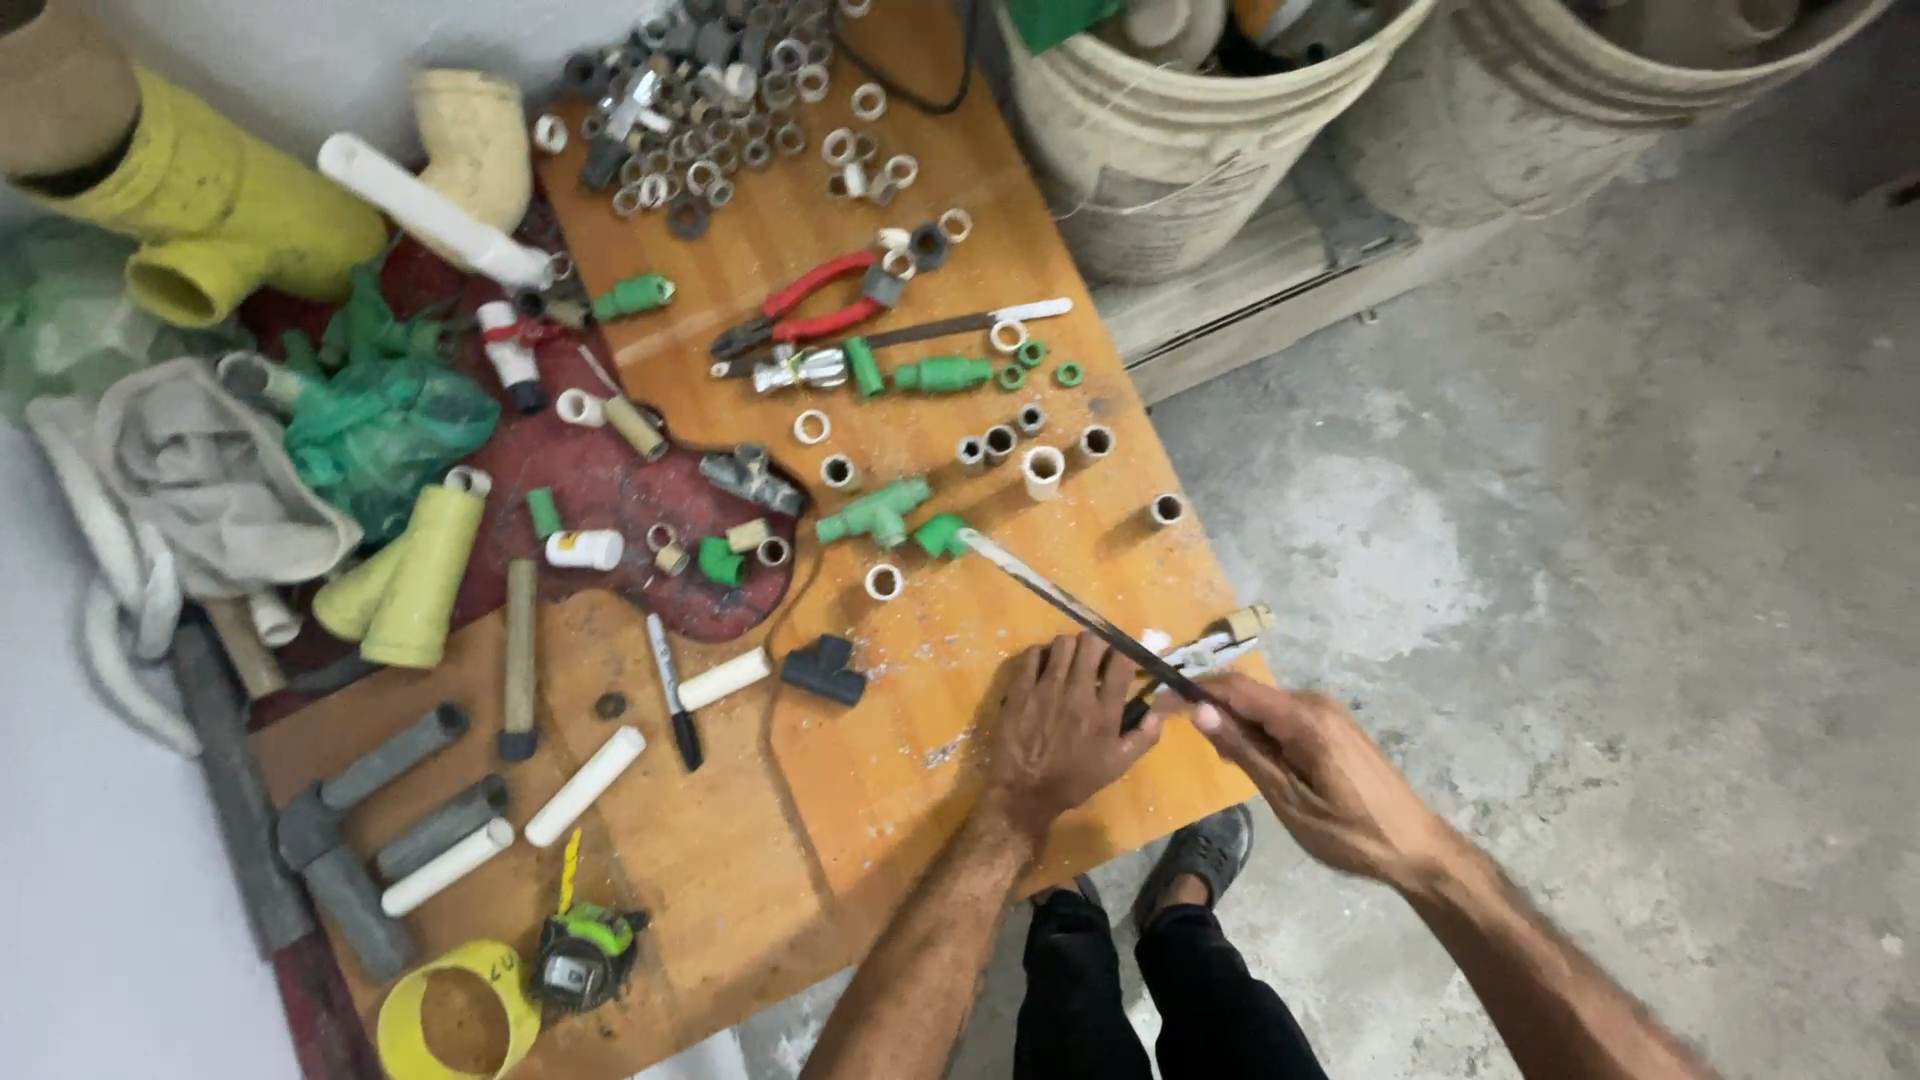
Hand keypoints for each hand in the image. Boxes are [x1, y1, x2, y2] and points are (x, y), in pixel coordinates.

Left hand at [980, 633, 1162, 839]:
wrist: (1024, 791)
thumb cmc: (1073, 780)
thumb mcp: (1117, 766)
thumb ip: (1143, 738)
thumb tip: (1160, 711)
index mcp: (1104, 712)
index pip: (1120, 662)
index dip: (1122, 652)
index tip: (1119, 657)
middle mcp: (1078, 693)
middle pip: (1091, 643)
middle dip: (1096, 644)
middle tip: (1093, 655)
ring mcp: (1046, 688)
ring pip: (1062, 642)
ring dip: (1069, 646)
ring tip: (1068, 659)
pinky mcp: (1021, 689)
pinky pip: (1032, 654)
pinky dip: (1040, 654)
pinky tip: (1042, 666)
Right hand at [1189, 673, 1463, 890]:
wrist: (1421, 850)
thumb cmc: (1351, 833)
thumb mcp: (1288, 799)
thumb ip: (1244, 751)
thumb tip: (1200, 710)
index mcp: (1304, 718)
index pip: (1235, 688)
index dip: (1194, 690)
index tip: (1160, 703)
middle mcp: (1314, 703)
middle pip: (1248, 694)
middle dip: (1216, 712)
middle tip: (1203, 752)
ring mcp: (1327, 712)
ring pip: (1264, 706)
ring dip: (1239, 726)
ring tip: (1234, 767)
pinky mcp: (1333, 725)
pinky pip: (1283, 717)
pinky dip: (1261, 733)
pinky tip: (1262, 764)